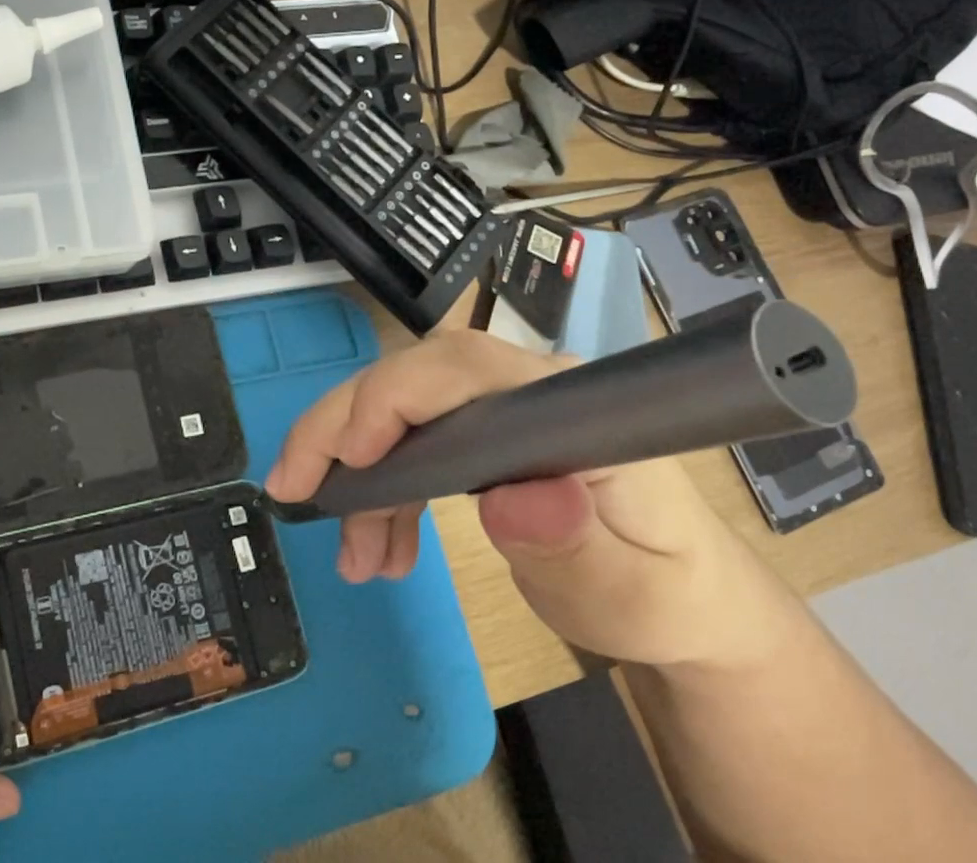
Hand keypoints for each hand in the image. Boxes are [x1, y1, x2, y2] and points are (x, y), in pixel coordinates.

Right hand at [264, 330, 803, 670]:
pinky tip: (375, 547)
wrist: (686, 605)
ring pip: (396, 414)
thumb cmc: (664, 598)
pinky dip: (377, 496)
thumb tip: (513, 499)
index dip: (394, 398)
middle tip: (290, 489)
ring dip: (351, 476)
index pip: (465, 370)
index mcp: (570, 411)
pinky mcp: (482, 442)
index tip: (350, 458)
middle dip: (338, 430)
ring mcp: (500, 415)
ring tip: (350, 558)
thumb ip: (574, 545)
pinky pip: (408, 449)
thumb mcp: (627, 592)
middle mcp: (527, 394)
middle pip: (412, 382)